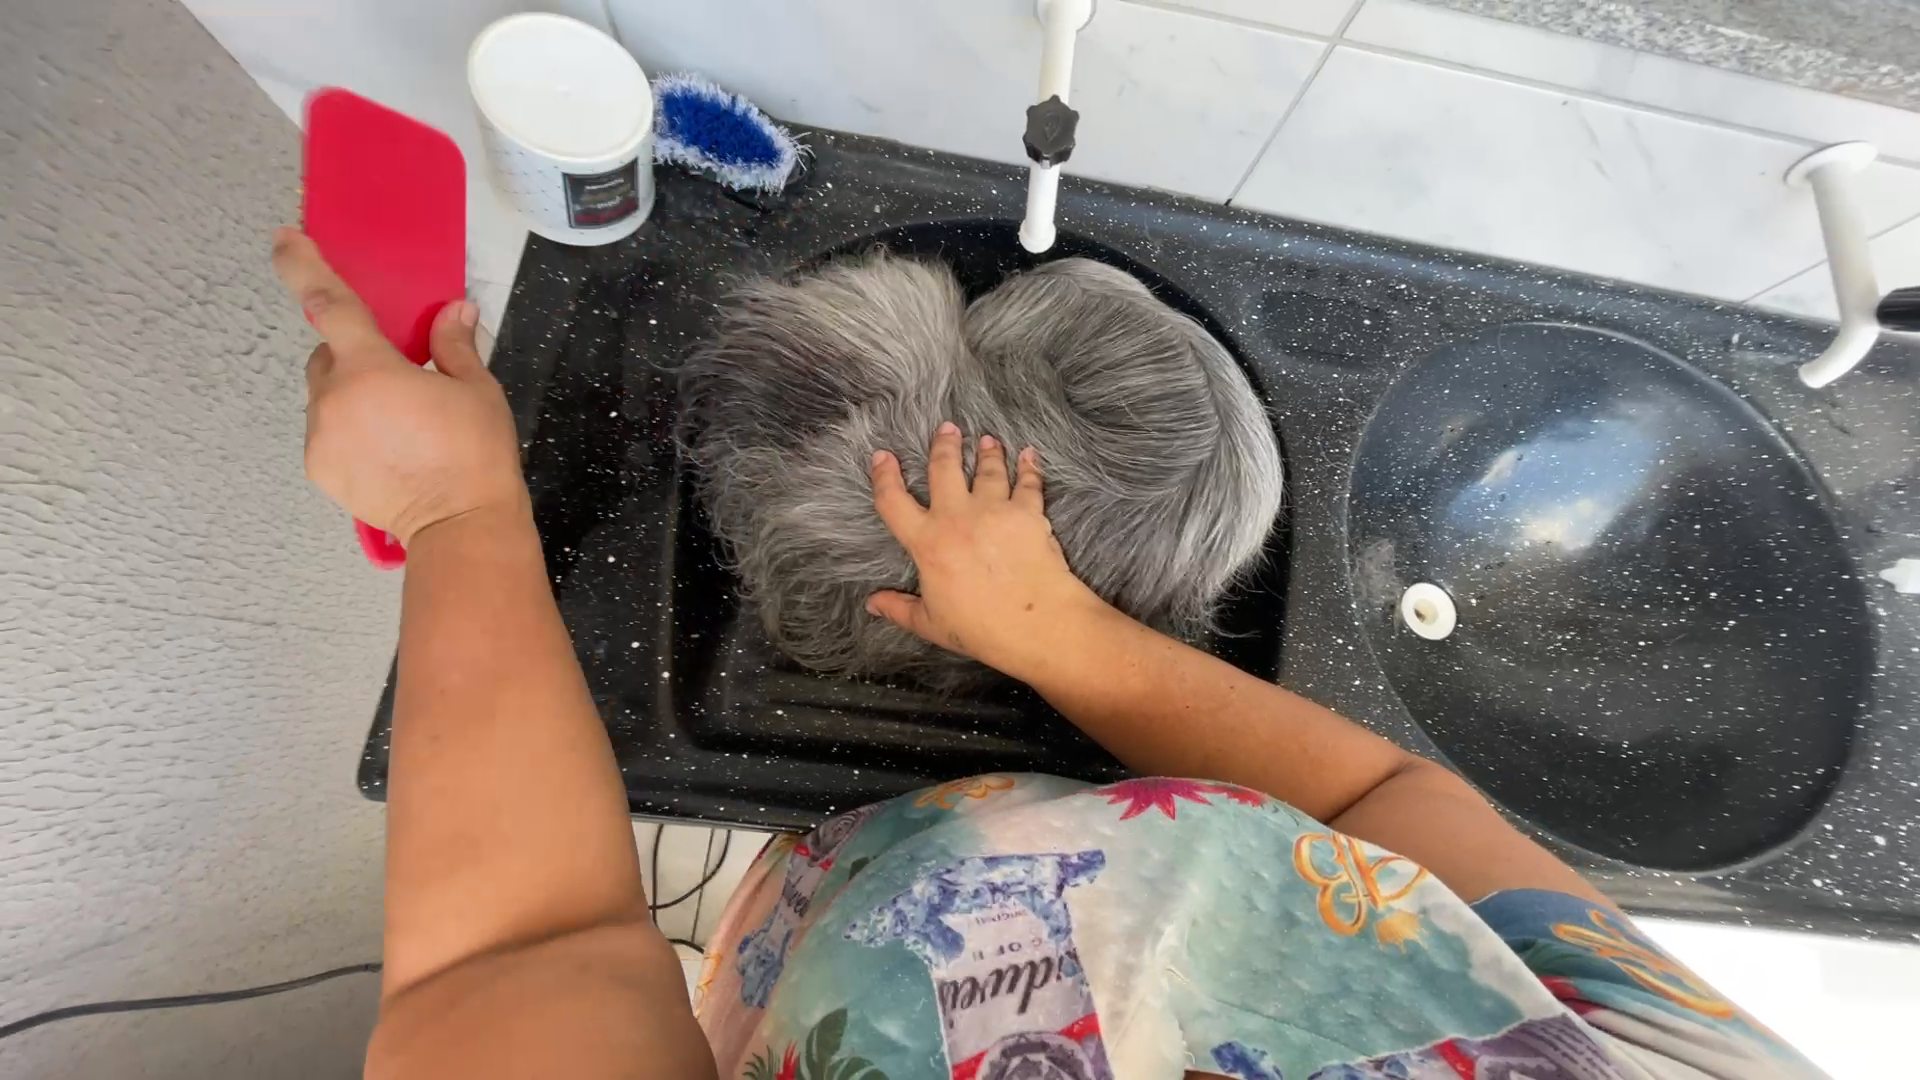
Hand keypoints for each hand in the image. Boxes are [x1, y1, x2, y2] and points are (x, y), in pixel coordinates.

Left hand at [271, 228, 526, 547]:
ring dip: (356, 400)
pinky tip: (393, 455)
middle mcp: (333, 398)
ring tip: (404, 430)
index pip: (328, 304)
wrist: (462, 522)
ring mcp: (321, 435)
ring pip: (328, 398)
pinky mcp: (320, 467)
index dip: (303, 266)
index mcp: (373, 371)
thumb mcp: (479, 393)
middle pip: (328, 356)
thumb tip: (455, 311)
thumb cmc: (478, 454)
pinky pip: (328, 433)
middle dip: (358, 359)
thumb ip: (455, 347)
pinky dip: (353, 433)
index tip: (287, 240)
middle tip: (403, 383)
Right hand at [867, 422, 1110, 679]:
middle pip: (944, 469)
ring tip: (987, 440)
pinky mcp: (1028, 513)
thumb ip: (899, 608)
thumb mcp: (930, 623)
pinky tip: (1029, 455)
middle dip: (944, 445)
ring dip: (987, 452)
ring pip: (988, 470)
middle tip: (946, 428)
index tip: (882, 456)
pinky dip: (1029, 466)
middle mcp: (958, 517)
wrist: (1035, 622)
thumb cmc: (981, 628)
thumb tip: (873, 603)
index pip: (894, 501)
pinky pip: (1028, 483)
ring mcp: (995, 511)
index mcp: (928, 543)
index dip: (884, 476)